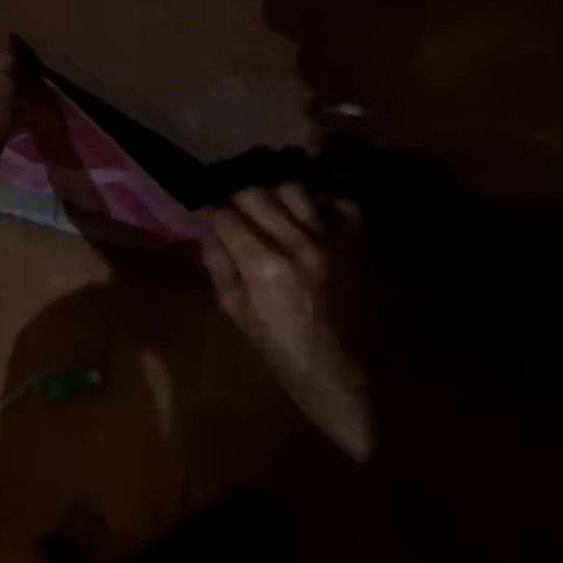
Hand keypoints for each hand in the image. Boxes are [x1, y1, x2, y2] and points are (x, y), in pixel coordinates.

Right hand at [203, 183, 374, 461]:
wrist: (347, 373)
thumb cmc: (283, 349)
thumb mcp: (235, 311)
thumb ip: (218, 263)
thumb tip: (208, 228)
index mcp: (264, 266)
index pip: (223, 215)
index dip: (208, 214)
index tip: (204, 219)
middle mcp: (297, 243)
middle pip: (254, 194)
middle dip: (235, 203)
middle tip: (234, 219)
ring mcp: (333, 240)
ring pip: (292, 189)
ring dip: (274, 199)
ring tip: (272, 217)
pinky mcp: (358, 243)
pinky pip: (338, 203)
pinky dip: (320, 206)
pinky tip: (309, 222)